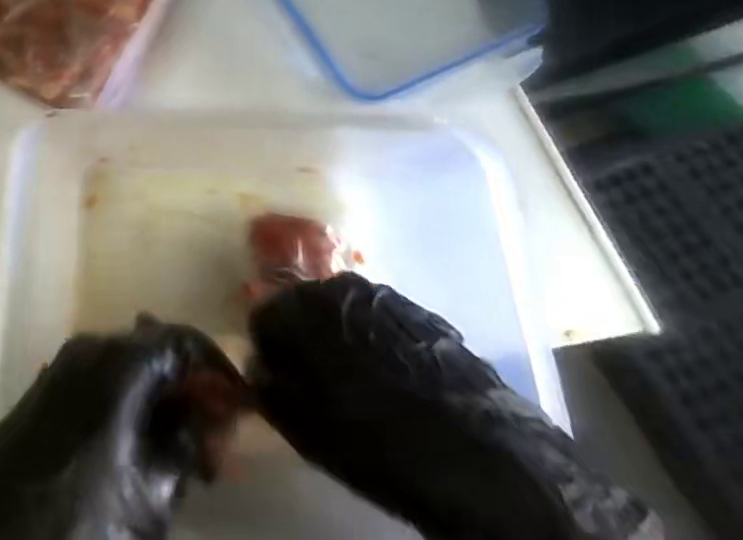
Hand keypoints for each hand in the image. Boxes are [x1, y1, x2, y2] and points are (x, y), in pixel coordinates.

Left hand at [0, 317, 244, 539]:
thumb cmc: (80, 516)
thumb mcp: (154, 489)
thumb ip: (191, 441)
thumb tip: (213, 414)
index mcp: (122, 362)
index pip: (185, 341)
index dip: (218, 370)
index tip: (239, 405)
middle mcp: (94, 347)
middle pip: (159, 350)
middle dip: (191, 388)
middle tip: (214, 435)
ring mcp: (66, 364)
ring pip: (131, 364)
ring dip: (161, 395)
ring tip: (182, 446)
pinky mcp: (48, 385)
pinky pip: (103, 377)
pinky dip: (131, 399)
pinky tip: (142, 440)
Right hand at [249, 274, 656, 539]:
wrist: (482, 456)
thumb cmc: (379, 444)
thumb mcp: (308, 429)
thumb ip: (273, 389)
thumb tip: (260, 367)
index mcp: (310, 307)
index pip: (267, 315)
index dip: (267, 348)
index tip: (275, 378)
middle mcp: (346, 285)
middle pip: (307, 307)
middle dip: (303, 339)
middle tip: (313, 383)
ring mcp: (390, 294)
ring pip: (346, 312)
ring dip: (340, 339)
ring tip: (355, 385)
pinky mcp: (425, 313)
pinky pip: (382, 321)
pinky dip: (375, 343)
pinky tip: (393, 383)